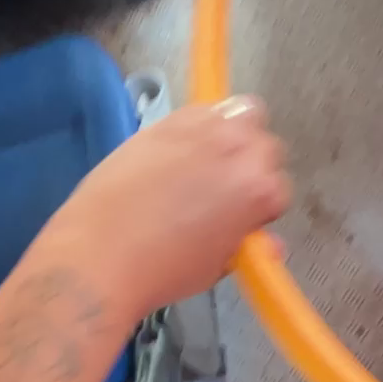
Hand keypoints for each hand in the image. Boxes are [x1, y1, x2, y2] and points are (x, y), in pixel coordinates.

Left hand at [36, 96, 291, 317]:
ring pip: (238, 113)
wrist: (103, 255)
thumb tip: (264, 245)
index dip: (259, 207)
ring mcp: (202, 127)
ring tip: (203, 169)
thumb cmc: (162, 271)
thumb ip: (243, 244)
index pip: (279, 188)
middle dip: (250, 166)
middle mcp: (239, 148)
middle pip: (264, 144)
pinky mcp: (167, 120)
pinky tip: (176, 158)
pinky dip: (197, 128)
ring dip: (230, 136)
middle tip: (223, 194)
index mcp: (259, 188)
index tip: (242, 220)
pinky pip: (199, 111)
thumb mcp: (216, 266)